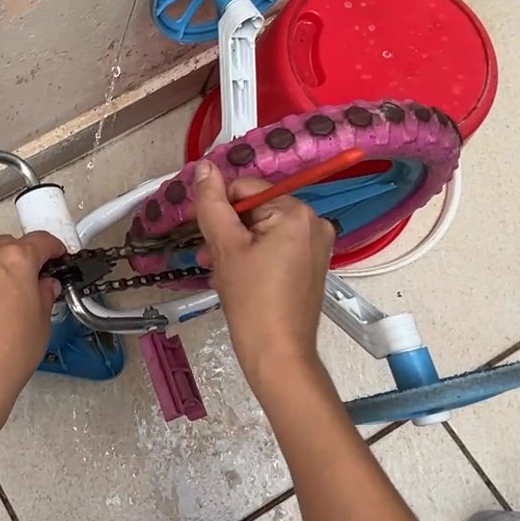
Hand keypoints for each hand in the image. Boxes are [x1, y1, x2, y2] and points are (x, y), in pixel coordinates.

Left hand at [0, 231, 66, 425]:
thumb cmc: (9, 353)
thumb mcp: (41, 324)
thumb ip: (44, 296)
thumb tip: (44, 285)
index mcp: (14, 260)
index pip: (39, 241)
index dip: (54, 249)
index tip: (59, 257)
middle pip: (8, 247)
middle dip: (23, 257)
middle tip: (35, 281)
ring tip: (10, 303)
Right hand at [191, 160, 335, 379]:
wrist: (277, 353)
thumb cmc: (252, 301)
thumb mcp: (224, 246)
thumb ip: (211, 203)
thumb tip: (204, 167)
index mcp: (296, 212)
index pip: (244, 188)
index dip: (219, 208)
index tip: (203, 233)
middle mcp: (313, 223)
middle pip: (254, 209)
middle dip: (227, 230)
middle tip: (210, 256)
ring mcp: (315, 246)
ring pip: (261, 230)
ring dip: (235, 245)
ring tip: (219, 269)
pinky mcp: (310, 266)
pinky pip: (274, 247)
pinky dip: (252, 256)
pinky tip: (235, 277)